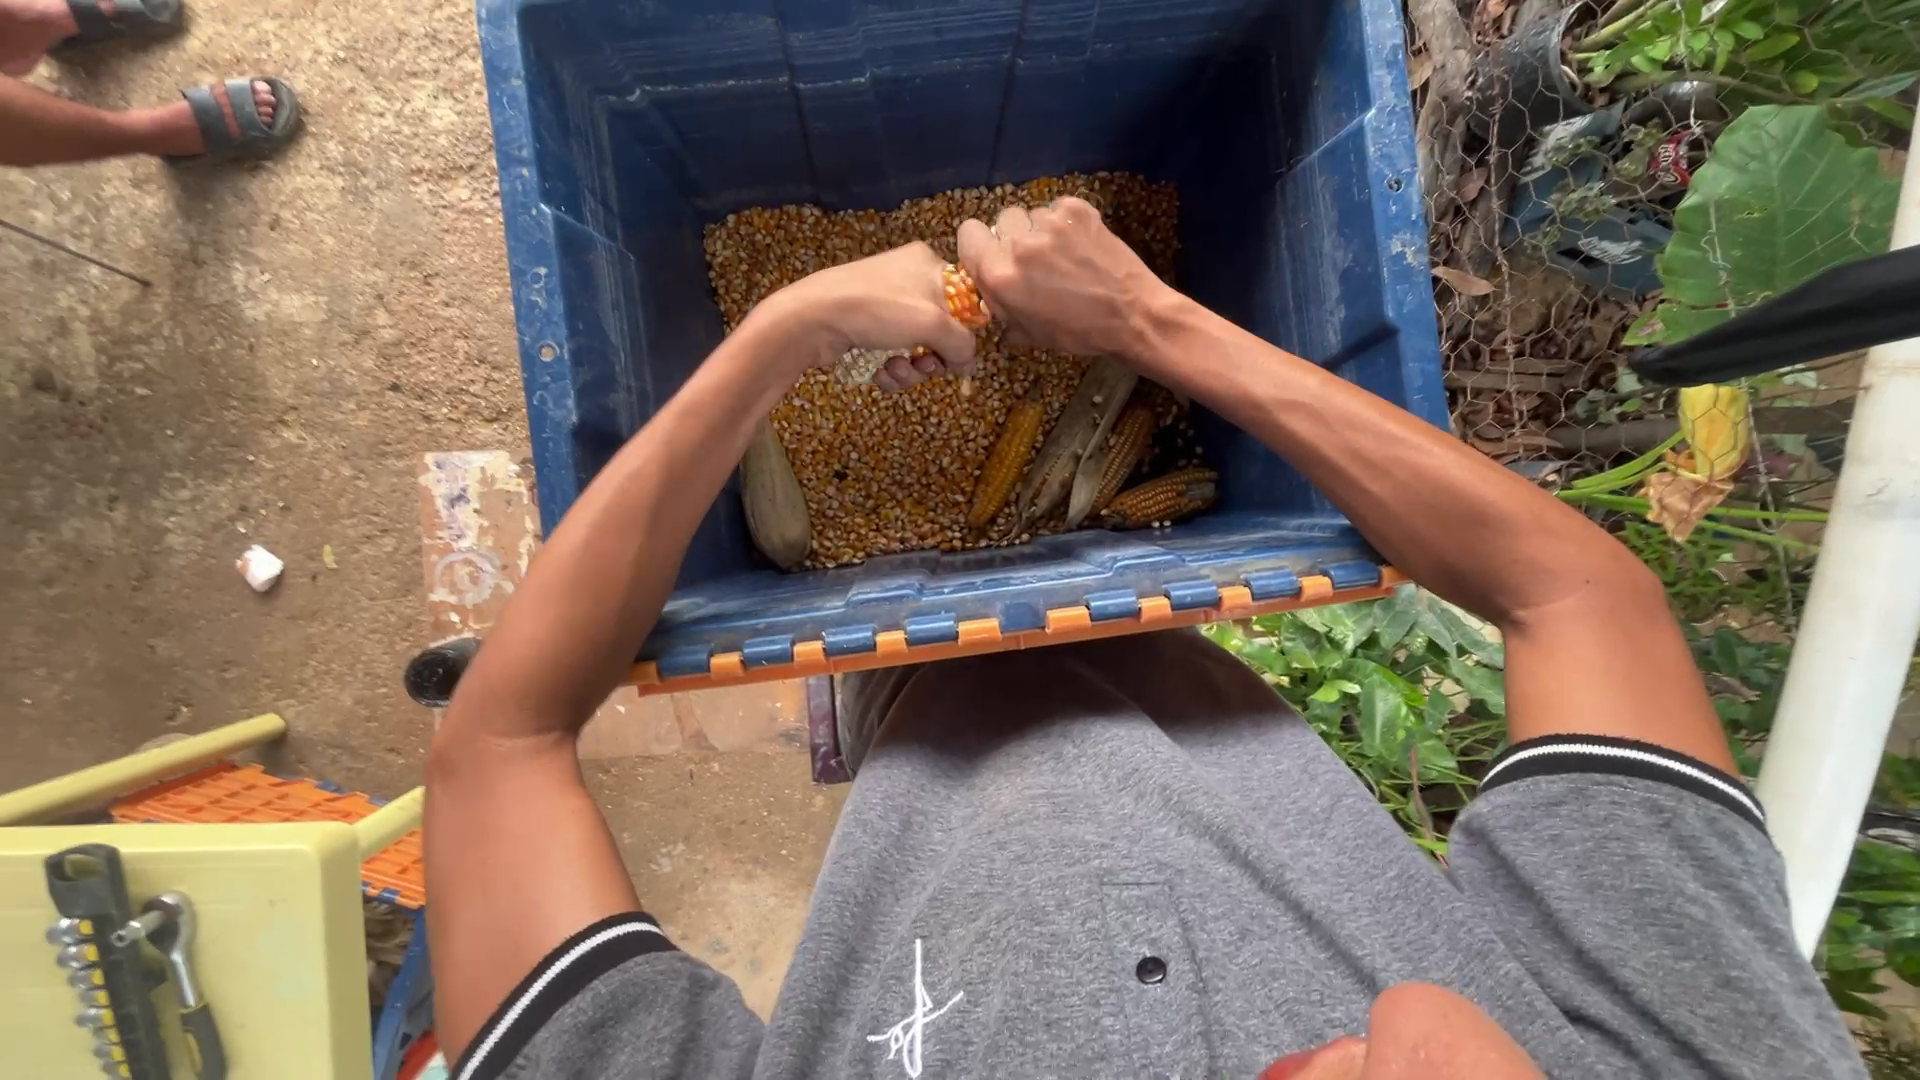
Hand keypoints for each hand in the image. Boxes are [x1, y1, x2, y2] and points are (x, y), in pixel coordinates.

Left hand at [754, 241, 977, 389]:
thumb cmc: (877, 310)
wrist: (811, 318)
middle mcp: (910, 279)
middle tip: (923, 366)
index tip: (957, 355)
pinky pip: (895, 352)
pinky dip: (892, 368)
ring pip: (918, 347)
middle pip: (942, 329)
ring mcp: (887, 304)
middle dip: (934, 356)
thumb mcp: (931, 322)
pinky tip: (880, 372)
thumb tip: (968, 363)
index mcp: (929, 264)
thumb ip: (961, 343)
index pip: (966, 300)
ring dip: (912, 369)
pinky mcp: (868, 326)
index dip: (964, 333)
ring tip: (895, 370)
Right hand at [957, 197, 1172, 357]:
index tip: (992, 255)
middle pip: (1000, 221)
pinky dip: (1064, 223)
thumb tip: (992, 295)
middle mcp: (1019, 245)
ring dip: (1039, 231)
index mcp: (999, 276)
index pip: (968, 235)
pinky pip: (1057, 208)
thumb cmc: (1078, 333)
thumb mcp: (1029, 333)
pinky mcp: (1076, 210)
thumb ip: (1001, 307)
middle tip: (1033, 261)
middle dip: (1012, 238)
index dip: (979, 245)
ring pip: (1030, 214)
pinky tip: (1079, 245)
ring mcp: (1049, 224)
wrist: (1132, 316)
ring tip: (1061, 255)